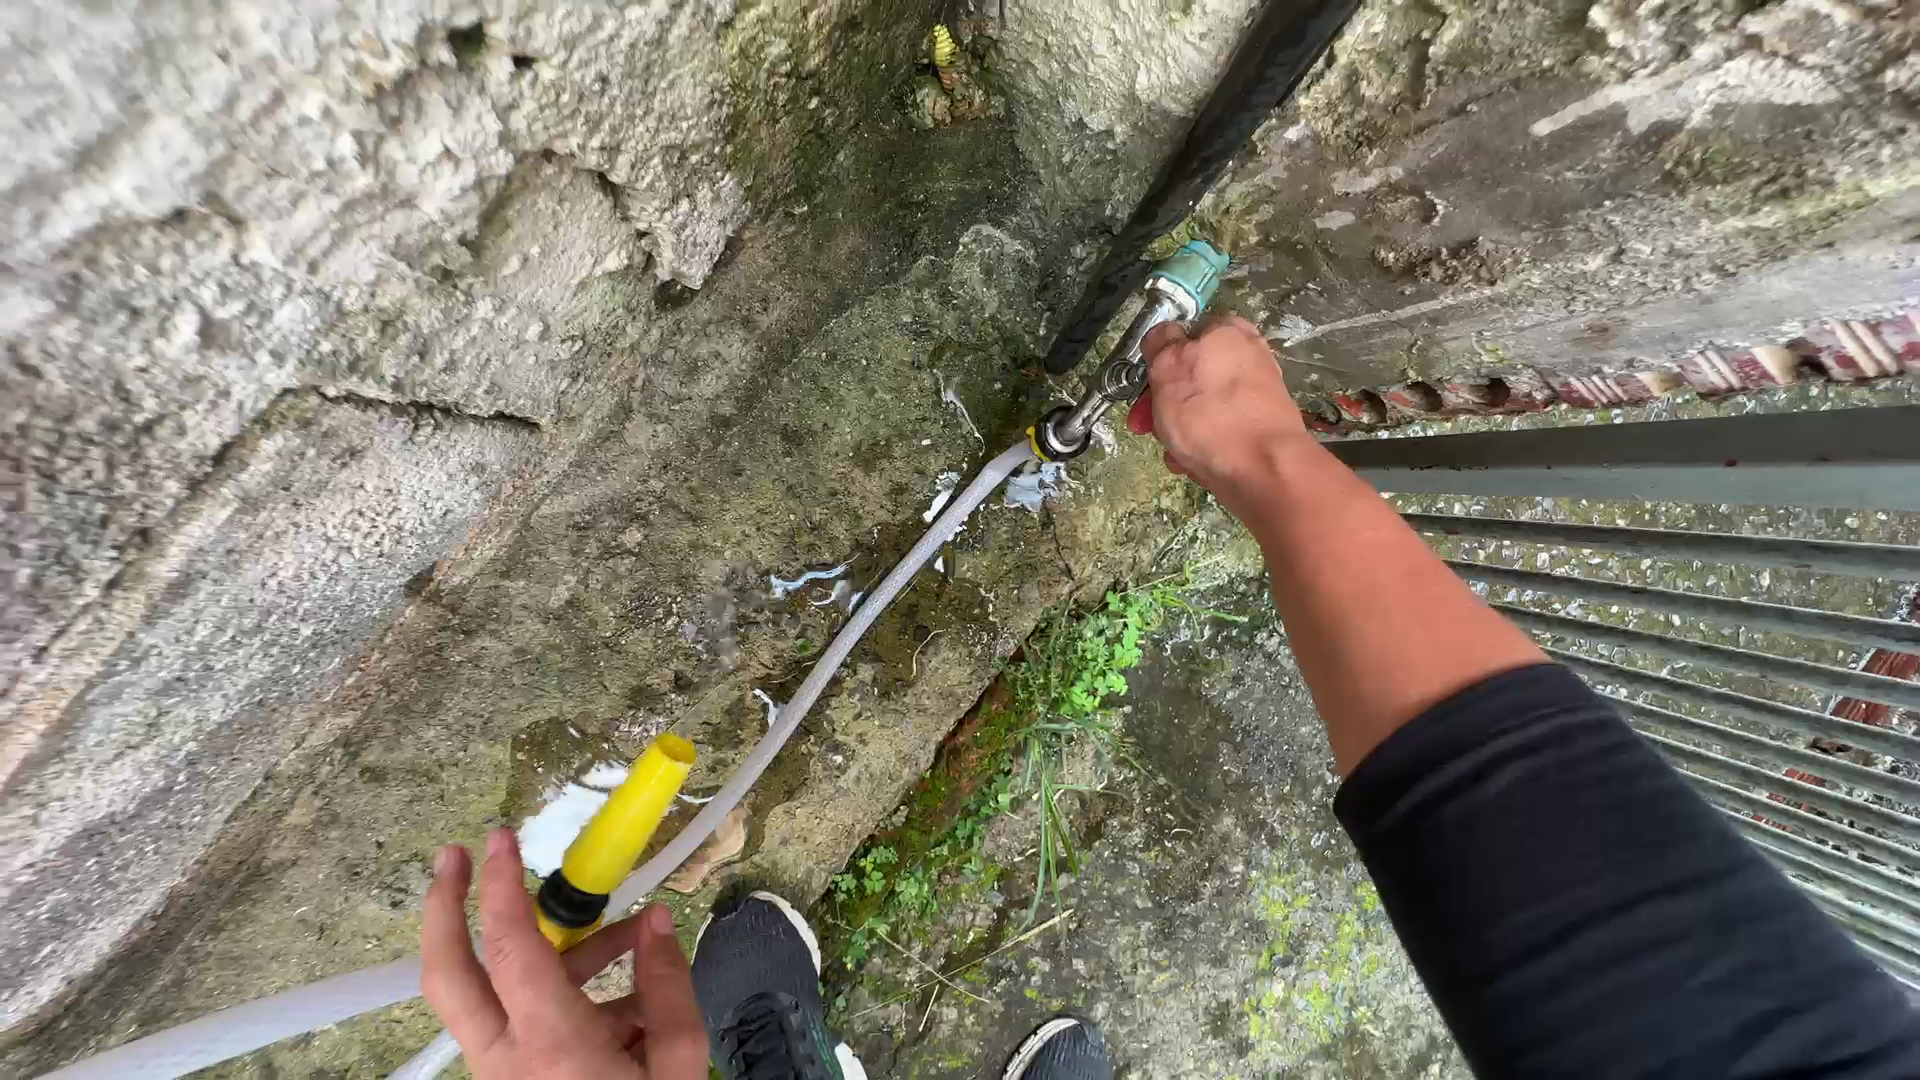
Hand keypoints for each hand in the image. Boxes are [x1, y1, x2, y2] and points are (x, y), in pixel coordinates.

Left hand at [421, 829, 707, 1079]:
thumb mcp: (679, 1061)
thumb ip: (667, 983)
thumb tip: (654, 918)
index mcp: (550, 1045)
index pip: (510, 949)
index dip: (500, 888)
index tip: (499, 839)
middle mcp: (505, 1058)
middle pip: (448, 976)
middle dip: (444, 909)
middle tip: (453, 855)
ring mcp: (500, 1072)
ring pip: (498, 990)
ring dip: (556, 948)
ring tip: (632, 936)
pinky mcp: (509, 1078)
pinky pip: (522, 1016)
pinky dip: (564, 986)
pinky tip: (625, 993)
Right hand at [1126, 314, 1307, 495]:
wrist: (1262, 468)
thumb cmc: (1208, 413)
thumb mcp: (1168, 367)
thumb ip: (1160, 344)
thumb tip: (1162, 334)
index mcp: (1226, 331)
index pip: (1181, 337)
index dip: (1156, 363)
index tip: (1142, 390)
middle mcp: (1246, 356)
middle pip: (1189, 377)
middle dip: (1163, 404)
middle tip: (1148, 427)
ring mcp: (1255, 393)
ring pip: (1199, 408)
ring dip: (1178, 430)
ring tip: (1173, 452)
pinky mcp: (1259, 427)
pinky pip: (1217, 431)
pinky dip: (1201, 444)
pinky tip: (1191, 463)